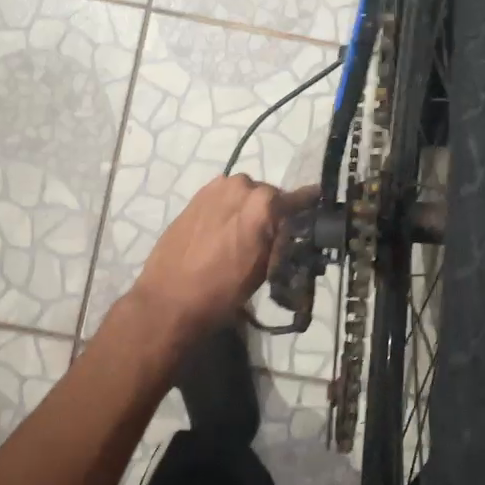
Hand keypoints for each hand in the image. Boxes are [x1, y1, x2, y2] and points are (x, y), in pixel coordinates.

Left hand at [130, 174, 314, 339]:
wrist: (169, 299)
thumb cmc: (222, 290)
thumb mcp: (265, 269)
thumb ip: (283, 240)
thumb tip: (296, 228)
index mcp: (264, 203)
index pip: (300, 199)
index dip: (308, 207)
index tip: (315, 214)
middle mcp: (243, 185)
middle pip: (269, 195)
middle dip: (272, 212)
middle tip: (270, 237)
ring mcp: (217, 186)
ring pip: (245, 194)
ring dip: (248, 209)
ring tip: (242, 235)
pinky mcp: (198, 194)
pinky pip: (224, 196)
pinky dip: (229, 208)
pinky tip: (222, 231)